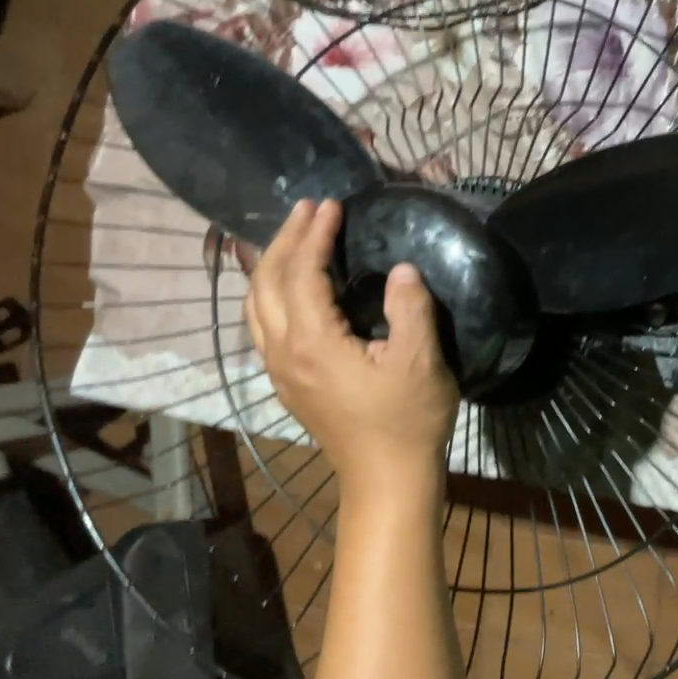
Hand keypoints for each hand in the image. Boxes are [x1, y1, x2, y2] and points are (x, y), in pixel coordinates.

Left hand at [246, 200, 459, 503]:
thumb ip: (410, 310)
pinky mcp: (288, 381)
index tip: (331, 205)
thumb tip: (402, 269)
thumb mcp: (421, 360)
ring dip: (271, 264)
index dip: (315, 236)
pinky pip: (263, 322)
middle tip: (309, 209)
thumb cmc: (409, 417)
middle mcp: (282, 350)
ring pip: (256, 304)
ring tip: (292, 238)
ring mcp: (279, 368)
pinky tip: (289, 288)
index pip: (302, 273)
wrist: (387, 473)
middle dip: (285, 240)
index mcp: (313, 341)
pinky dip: (270, 291)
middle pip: (267, 283)